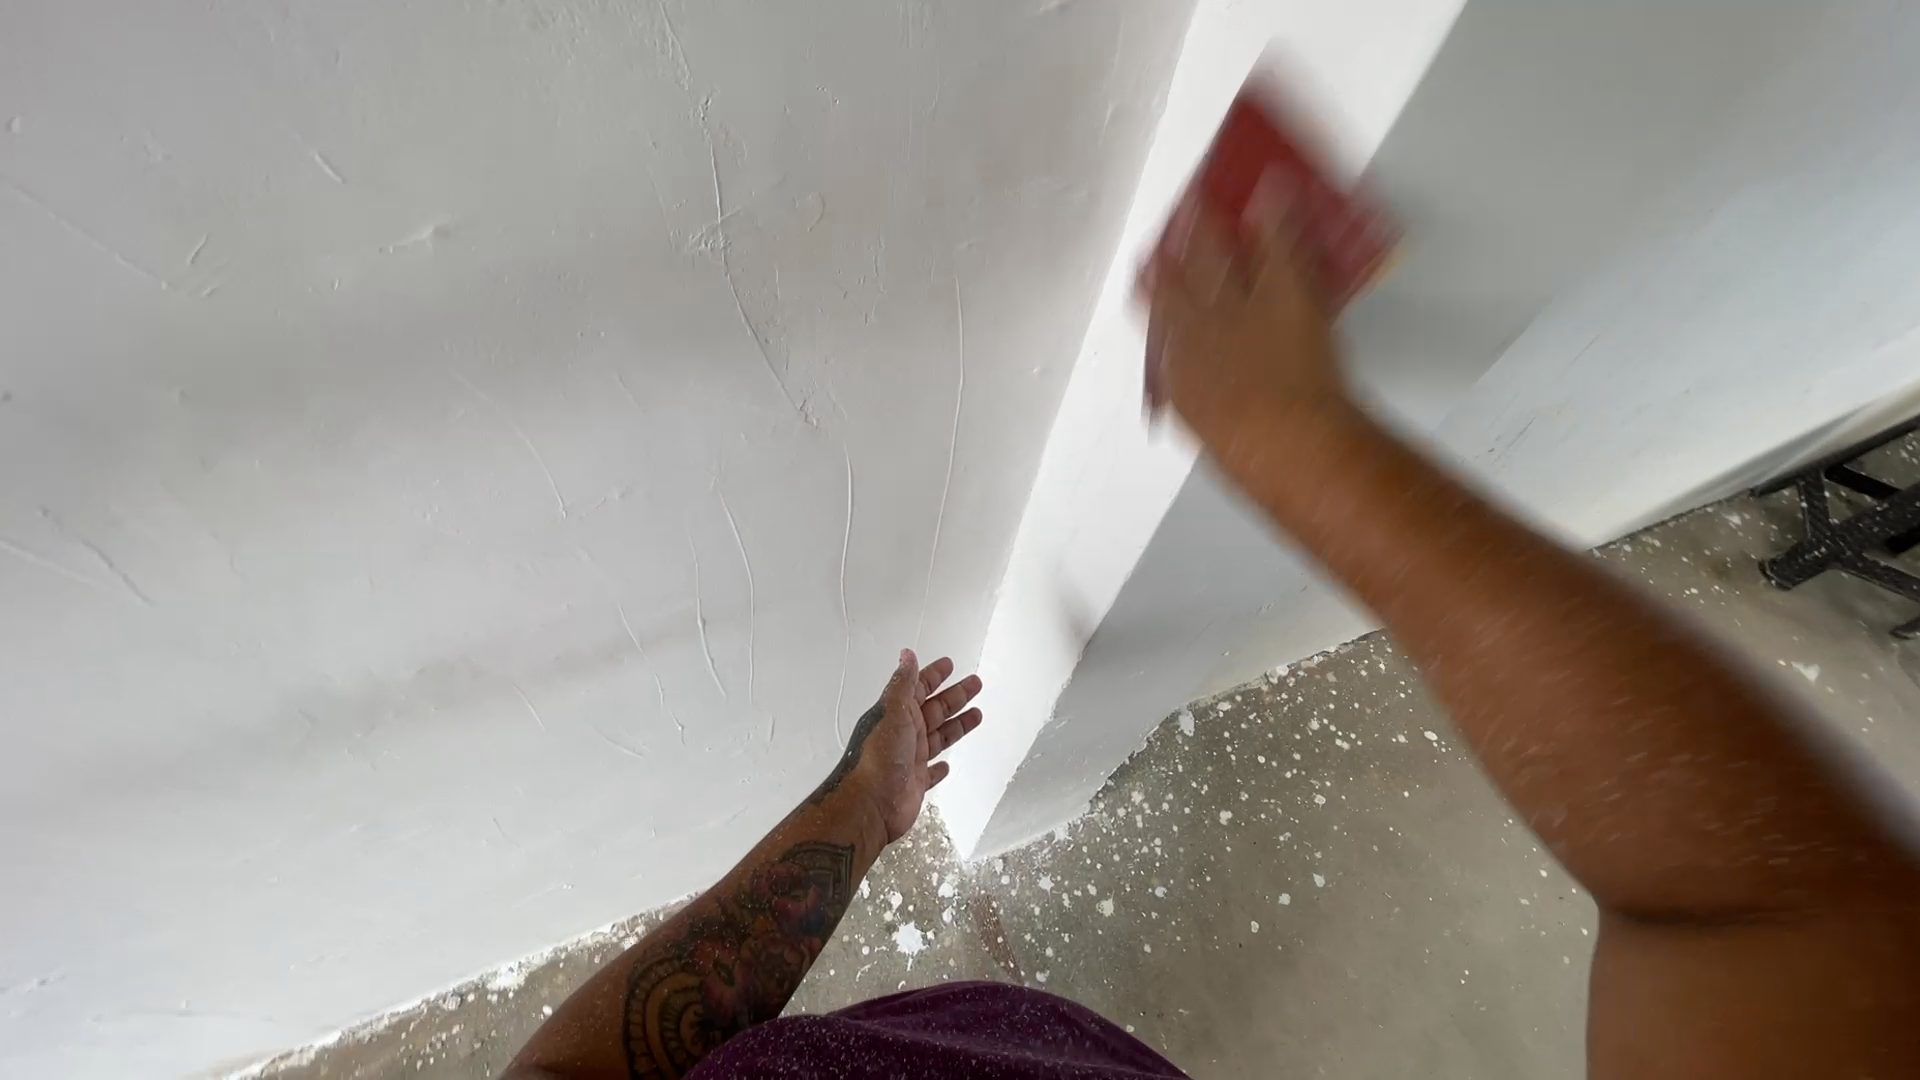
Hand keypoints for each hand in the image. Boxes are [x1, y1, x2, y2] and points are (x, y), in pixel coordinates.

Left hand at [829, 649, 982, 842]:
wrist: (869, 805)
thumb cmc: (878, 757)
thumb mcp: (891, 711)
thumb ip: (903, 683)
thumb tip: (907, 654)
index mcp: (898, 714)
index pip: (920, 688)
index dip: (934, 675)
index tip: (949, 665)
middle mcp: (904, 733)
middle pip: (936, 709)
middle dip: (955, 696)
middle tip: (975, 684)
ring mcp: (910, 758)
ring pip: (939, 737)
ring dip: (956, 725)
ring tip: (977, 714)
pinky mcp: (915, 783)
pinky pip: (931, 772)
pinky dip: (939, 767)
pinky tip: (947, 764)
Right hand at [1143, 191, 1354, 475]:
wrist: (1285, 440)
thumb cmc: (1247, 452)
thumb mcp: (1211, 429)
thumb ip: (1202, 398)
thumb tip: (1203, 393)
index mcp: (1180, 368)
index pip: (1159, 319)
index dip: (1150, 292)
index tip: (1144, 273)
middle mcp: (1198, 328)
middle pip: (1179, 279)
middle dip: (1172, 251)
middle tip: (1169, 225)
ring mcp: (1239, 305)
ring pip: (1215, 255)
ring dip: (1206, 225)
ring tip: (1199, 200)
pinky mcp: (1283, 290)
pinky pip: (1275, 243)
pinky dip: (1275, 214)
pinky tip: (1273, 189)